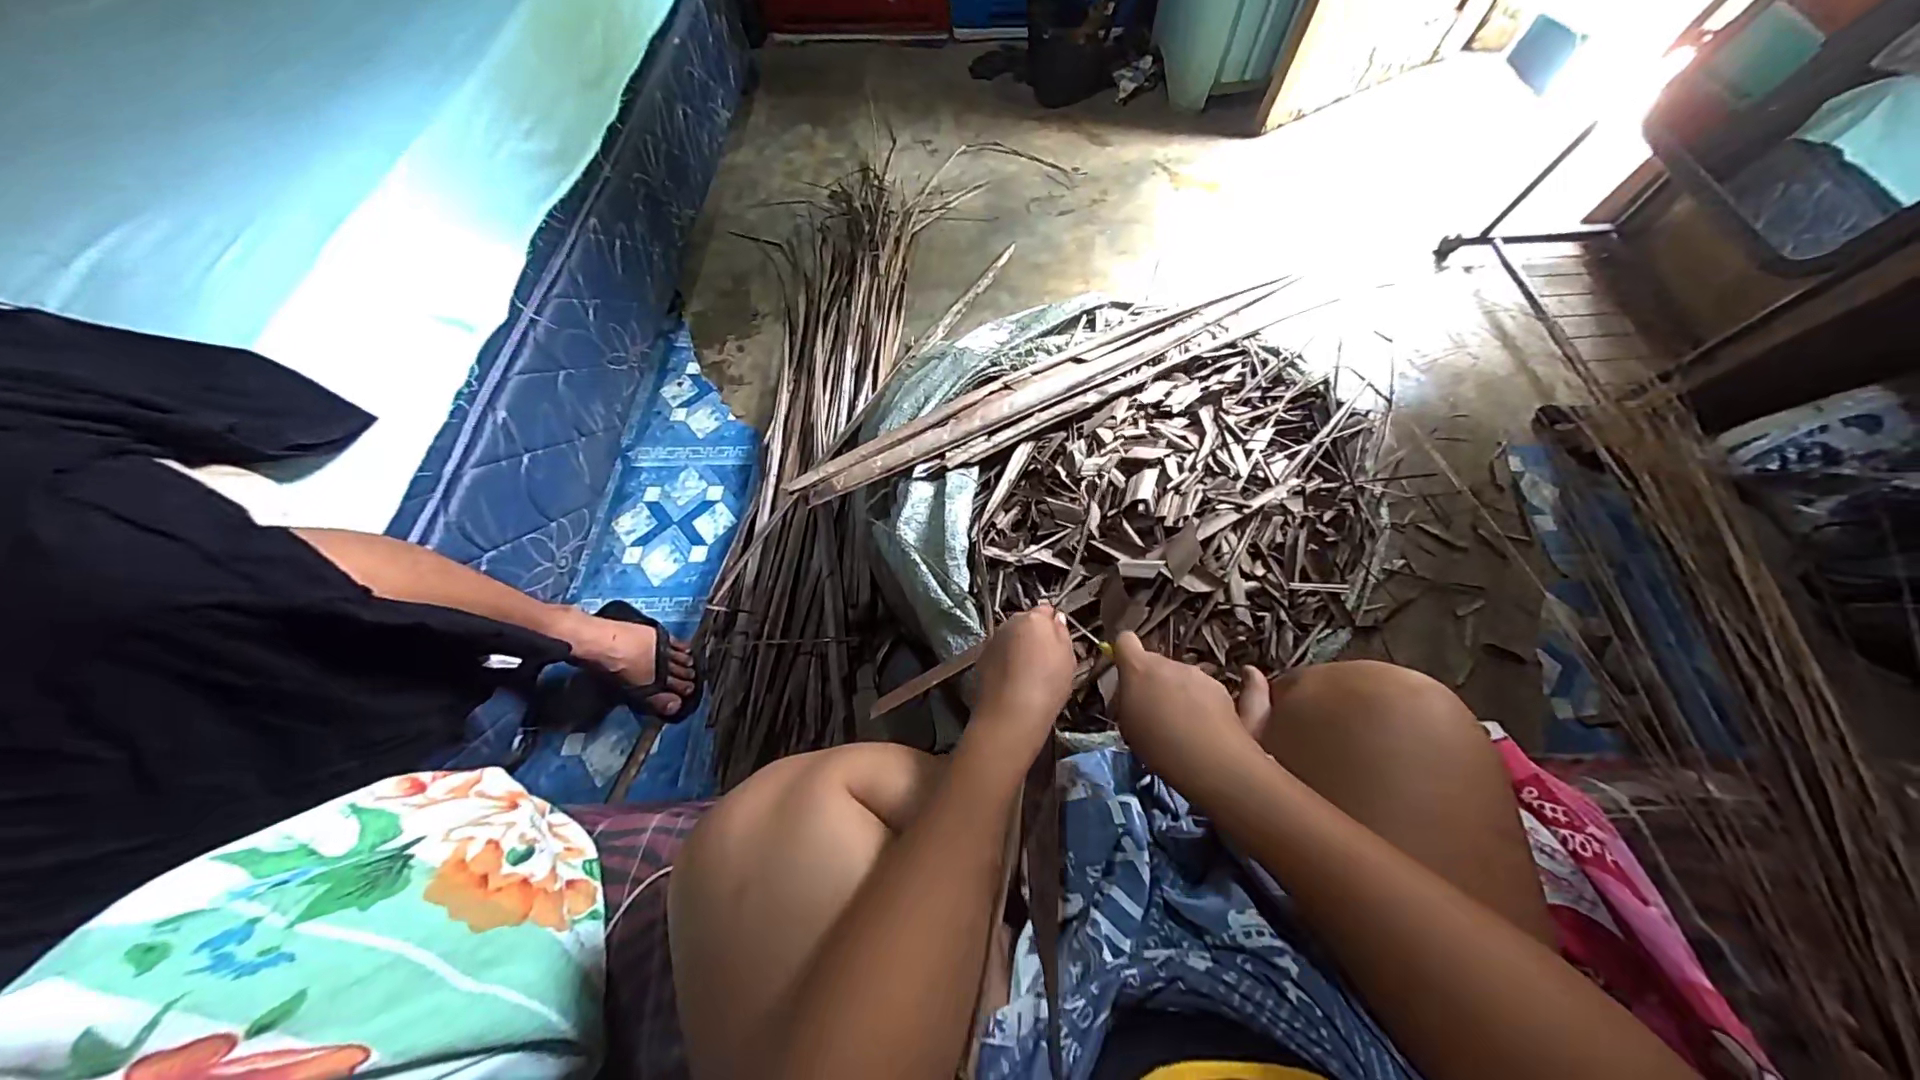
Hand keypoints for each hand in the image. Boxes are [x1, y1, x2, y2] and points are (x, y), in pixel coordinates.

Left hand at [965, 605, 1074, 762]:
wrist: (1012, 712)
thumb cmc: (1048, 684)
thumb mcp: (1068, 658)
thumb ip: (1062, 632)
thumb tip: (1056, 618)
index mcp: (1034, 619)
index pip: (1046, 609)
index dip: (1052, 623)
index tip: (1056, 640)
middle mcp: (1010, 623)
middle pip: (1025, 622)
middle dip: (1032, 633)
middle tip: (1043, 657)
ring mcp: (993, 639)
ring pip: (1009, 637)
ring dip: (1016, 646)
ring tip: (1026, 671)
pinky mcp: (981, 657)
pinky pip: (998, 653)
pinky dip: (1003, 660)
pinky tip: (1011, 679)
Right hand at [1112, 632, 1269, 802]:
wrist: (1208, 759)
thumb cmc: (1156, 743)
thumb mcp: (1127, 723)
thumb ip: (1129, 698)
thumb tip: (1135, 691)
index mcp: (1140, 667)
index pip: (1126, 641)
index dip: (1125, 652)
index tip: (1125, 669)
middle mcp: (1172, 665)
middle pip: (1159, 665)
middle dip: (1157, 683)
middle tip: (1156, 713)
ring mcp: (1202, 676)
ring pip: (1187, 679)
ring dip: (1183, 694)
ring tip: (1185, 727)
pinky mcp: (1227, 692)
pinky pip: (1215, 689)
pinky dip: (1212, 699)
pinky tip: (1214, 716)